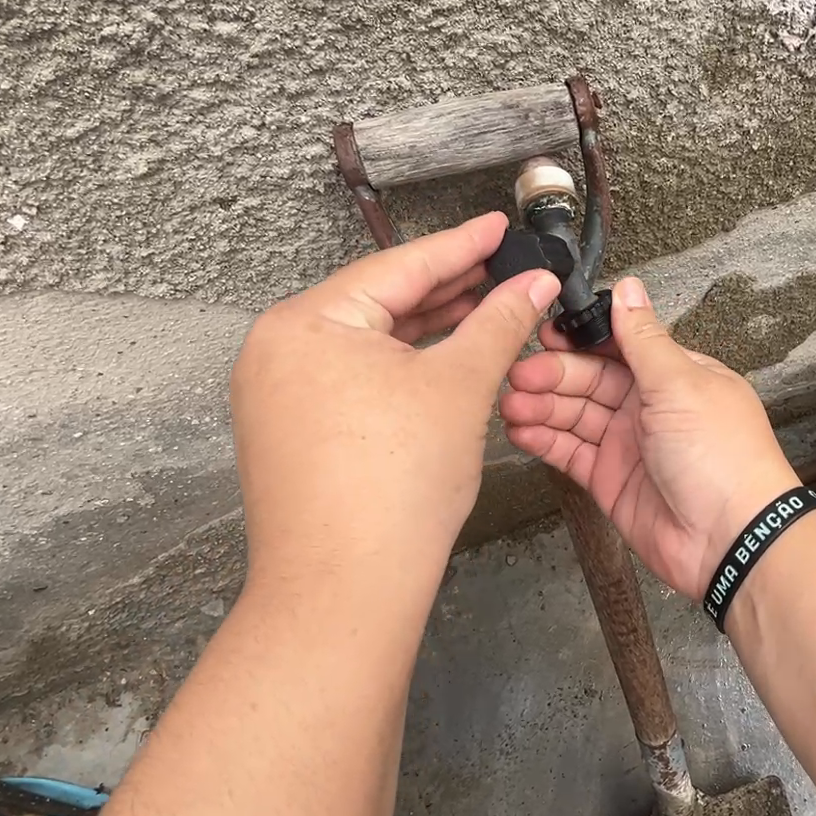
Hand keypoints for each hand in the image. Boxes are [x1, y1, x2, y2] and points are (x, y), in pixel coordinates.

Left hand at [230, 213, 558, 591]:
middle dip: (449, 289)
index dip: (463, 246)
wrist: (346, 588)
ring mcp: (279, 393)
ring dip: (430, 329)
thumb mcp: (461, 386)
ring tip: (485, 309)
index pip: (400, 267)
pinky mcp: (293, 429)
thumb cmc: (395, 483)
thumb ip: (500, 322)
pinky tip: (446, 359)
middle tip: (504, 269)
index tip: (500, 227)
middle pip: (382, 302)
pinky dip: (405, 365)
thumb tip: (536, 283)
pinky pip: (357, 376)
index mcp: (306, 323)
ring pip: (372, 342)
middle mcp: (279, 350)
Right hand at [500, 275, 799, 594]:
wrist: (729, 538)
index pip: (617, 346)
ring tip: (510, 403)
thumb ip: (644, 338)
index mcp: (674, 374)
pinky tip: (520, 430)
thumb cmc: (722, 456)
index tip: (546, 333)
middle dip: (552, 375)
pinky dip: (544, 440)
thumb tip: (630, 288)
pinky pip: (570, 451)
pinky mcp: (610, 479)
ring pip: (575, 415)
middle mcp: (650, 405)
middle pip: (590, 379)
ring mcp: (629, 443)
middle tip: (519, 375)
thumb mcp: (680, 383)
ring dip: (541, 406)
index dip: (580, 340)